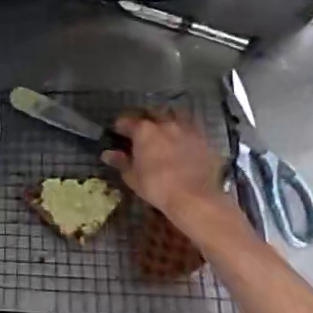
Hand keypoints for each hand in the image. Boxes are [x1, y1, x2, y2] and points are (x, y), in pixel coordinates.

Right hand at [102, 110, 228, 218]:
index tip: (118, 132)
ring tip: (166, 132)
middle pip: (153, 113)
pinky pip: (193, 131)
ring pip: (176, 117)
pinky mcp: (205, 140)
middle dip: (146, 119)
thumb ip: (121, 162)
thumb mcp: (133, 177)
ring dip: (169, 121)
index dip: (120, 126)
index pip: (127, 121)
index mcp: (144, 130)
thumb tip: (108, 153)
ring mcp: (188, 130)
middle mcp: (166, 124)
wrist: (194, 198)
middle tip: (143, 131)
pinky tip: (185, 145)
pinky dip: (186, 134)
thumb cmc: (156, 187)